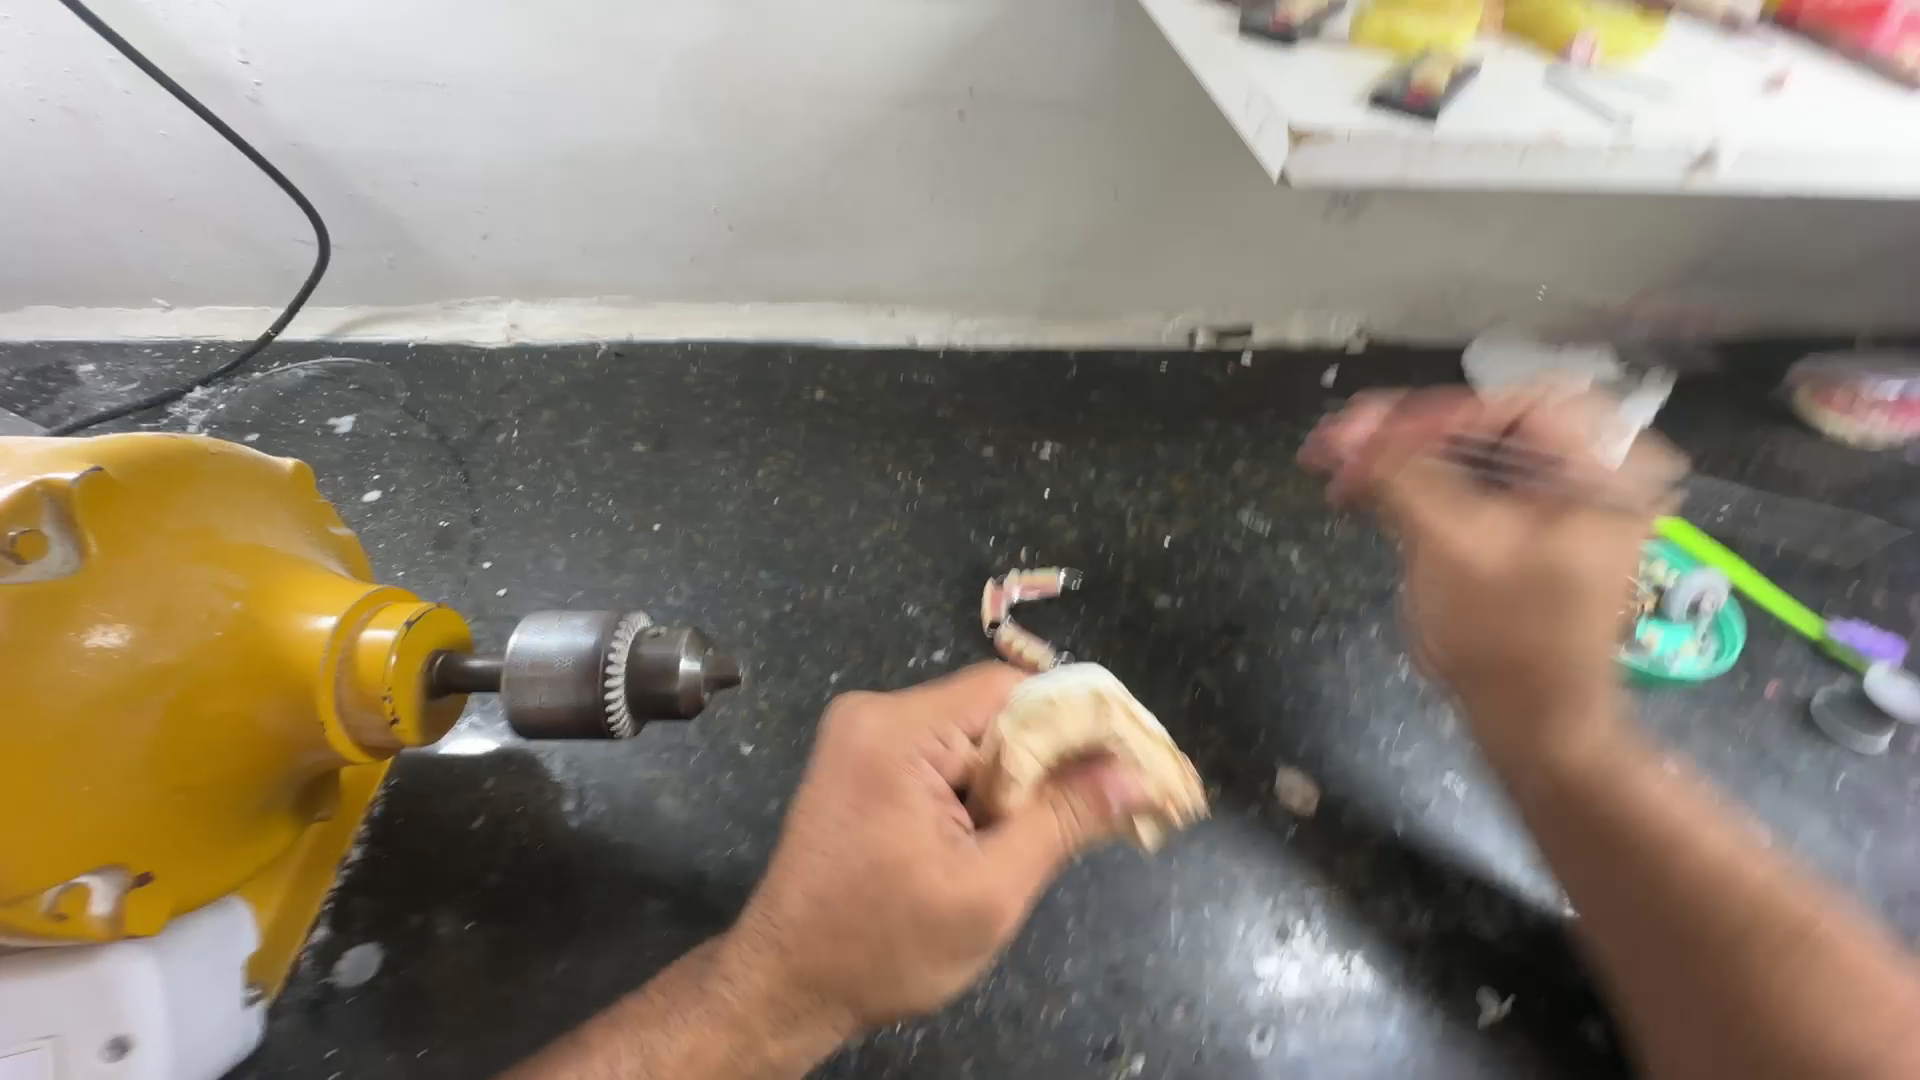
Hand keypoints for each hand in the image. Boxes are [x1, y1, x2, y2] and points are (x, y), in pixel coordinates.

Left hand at [718, 663, 1150, 1043]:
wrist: (785, 982)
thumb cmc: (882, 947)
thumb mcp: (990, 890)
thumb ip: (1065, 820)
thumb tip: (1136, 775)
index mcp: (897, 731)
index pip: (1006, 689)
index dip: (1071, 720)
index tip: (1116, 762)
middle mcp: (874, 712)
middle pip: (988, 709)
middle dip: (1040, 760)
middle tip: (1083, 811)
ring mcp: (861, 731)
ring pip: (968, 732)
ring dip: (1007, 778)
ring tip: (1025, 834)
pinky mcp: (860, 755)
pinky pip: (940, 750)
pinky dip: (974, 784)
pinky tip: (984, 831)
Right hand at [1300, 387, 1684, 765]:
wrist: (1527, 716)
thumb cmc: (1503, 635)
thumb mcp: (1452, 545)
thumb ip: (1404, 476)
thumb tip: (1350, 431)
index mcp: (1599, 469)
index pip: (1512, 402)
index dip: (1434, 413)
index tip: (1366, 436)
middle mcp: (1581, 471)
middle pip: (1479, 420)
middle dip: (1400, 431)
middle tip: (1336, 443)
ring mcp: (1543, 497)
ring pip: (1457, 448)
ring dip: (1390, 454)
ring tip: (1332, 465)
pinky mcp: (1508, 522)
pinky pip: (1452, 480)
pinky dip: (1402, 480)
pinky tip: (1357, 488)